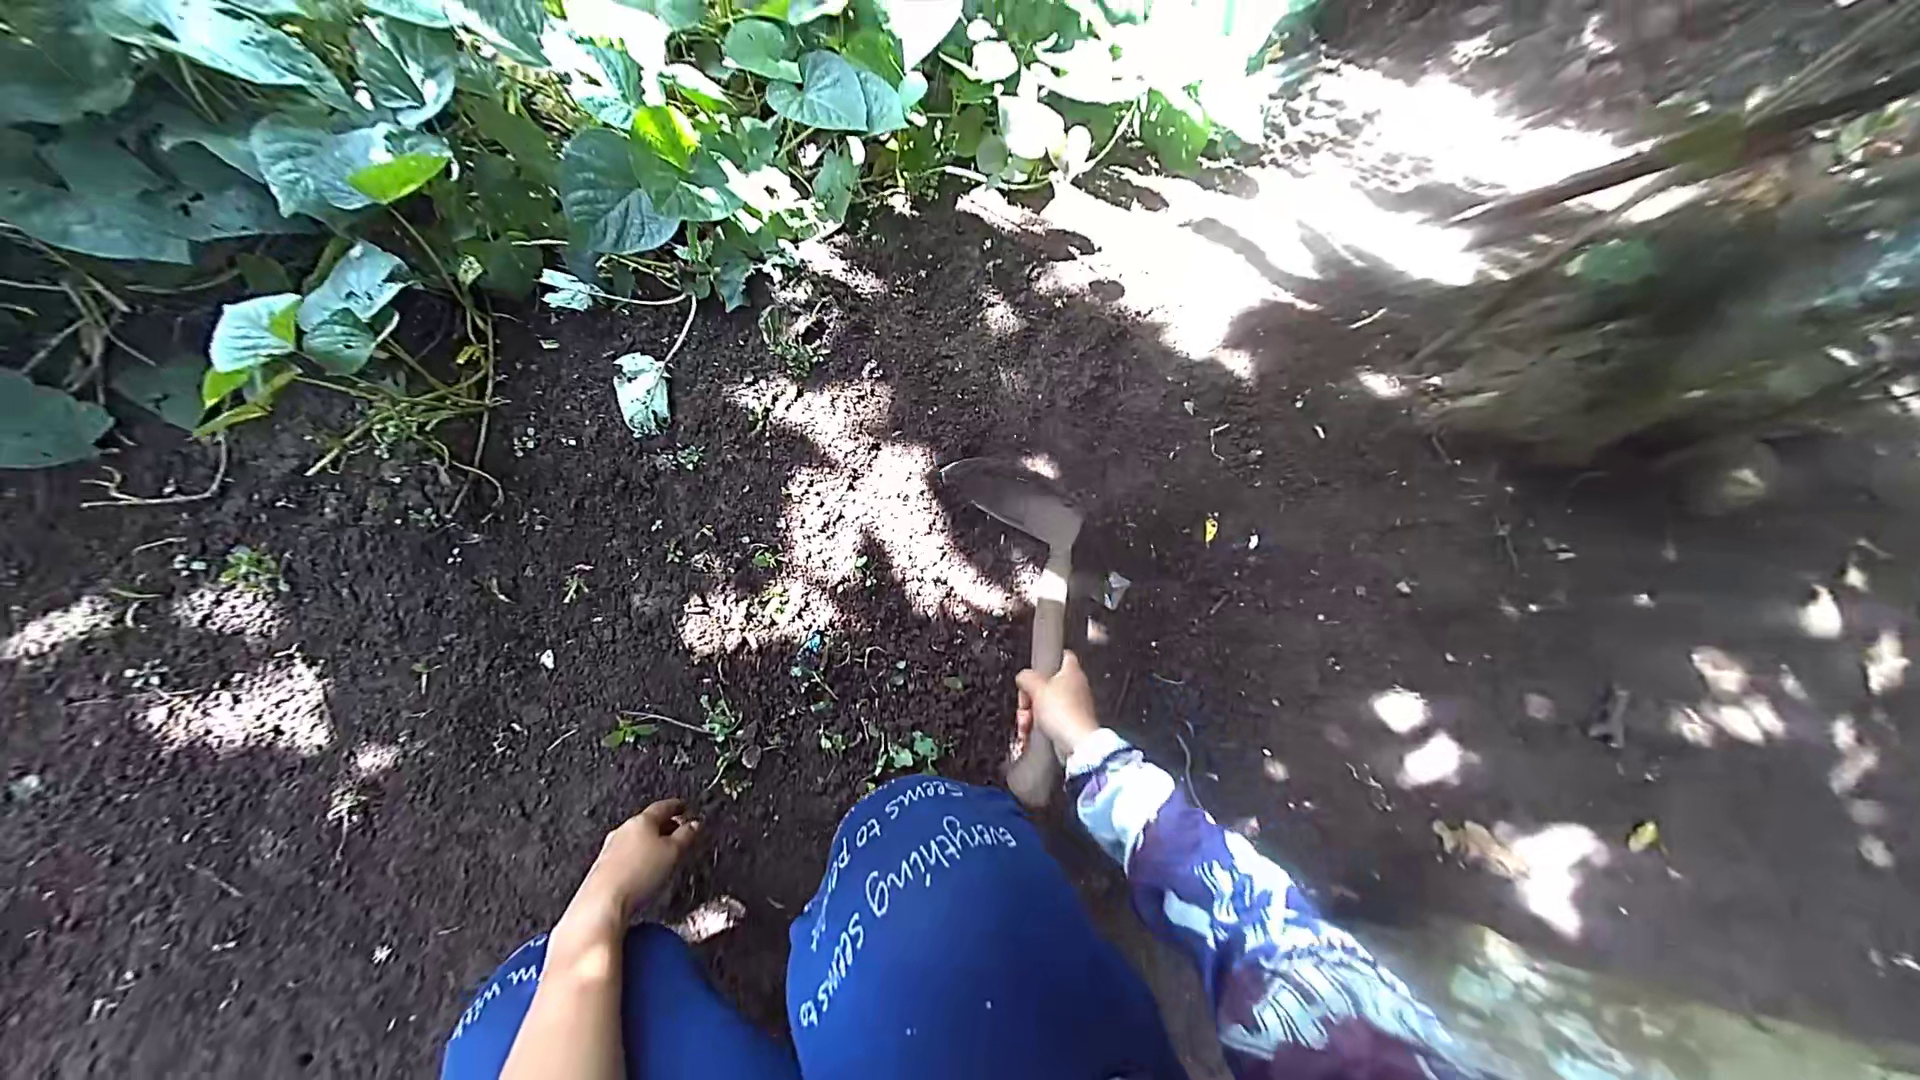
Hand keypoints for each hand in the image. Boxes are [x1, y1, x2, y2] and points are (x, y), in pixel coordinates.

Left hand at [570, 799, 700, 920]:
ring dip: (650, 844)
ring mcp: (609, 851)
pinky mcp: (601, 870)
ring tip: (662, 854)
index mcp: (641, 821)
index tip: (683, 807)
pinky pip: (625, 858)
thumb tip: (695, 825)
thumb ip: (687, 835)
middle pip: (648, 823)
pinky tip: (643, 871)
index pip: (663, 807)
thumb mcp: (674, 851)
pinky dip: (637, 859)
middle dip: (664, 826)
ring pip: (635, 841)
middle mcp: (623, 831)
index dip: (677, 807)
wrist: (602, 905)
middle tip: (677, 830)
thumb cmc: (636, 875)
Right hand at [1014, 651, 1100, 758]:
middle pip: (1046, 685)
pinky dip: (1037, 728)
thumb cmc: (1062, 712)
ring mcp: (1075, 707)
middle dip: (1030, 698)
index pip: (1063, 656)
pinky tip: (1029, 735)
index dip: (1048, 660)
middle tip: (1025, 706)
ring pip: (1045, 706)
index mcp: (1072, 672)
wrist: (1078, 744)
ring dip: (1030, 716)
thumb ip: (1026, 677)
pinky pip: (1049, 722)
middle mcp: (1076, 688)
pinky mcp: (1071, 725)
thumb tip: (1023, 678)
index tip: (1035, 669)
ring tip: (1025, 725)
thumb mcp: (1036, 687)